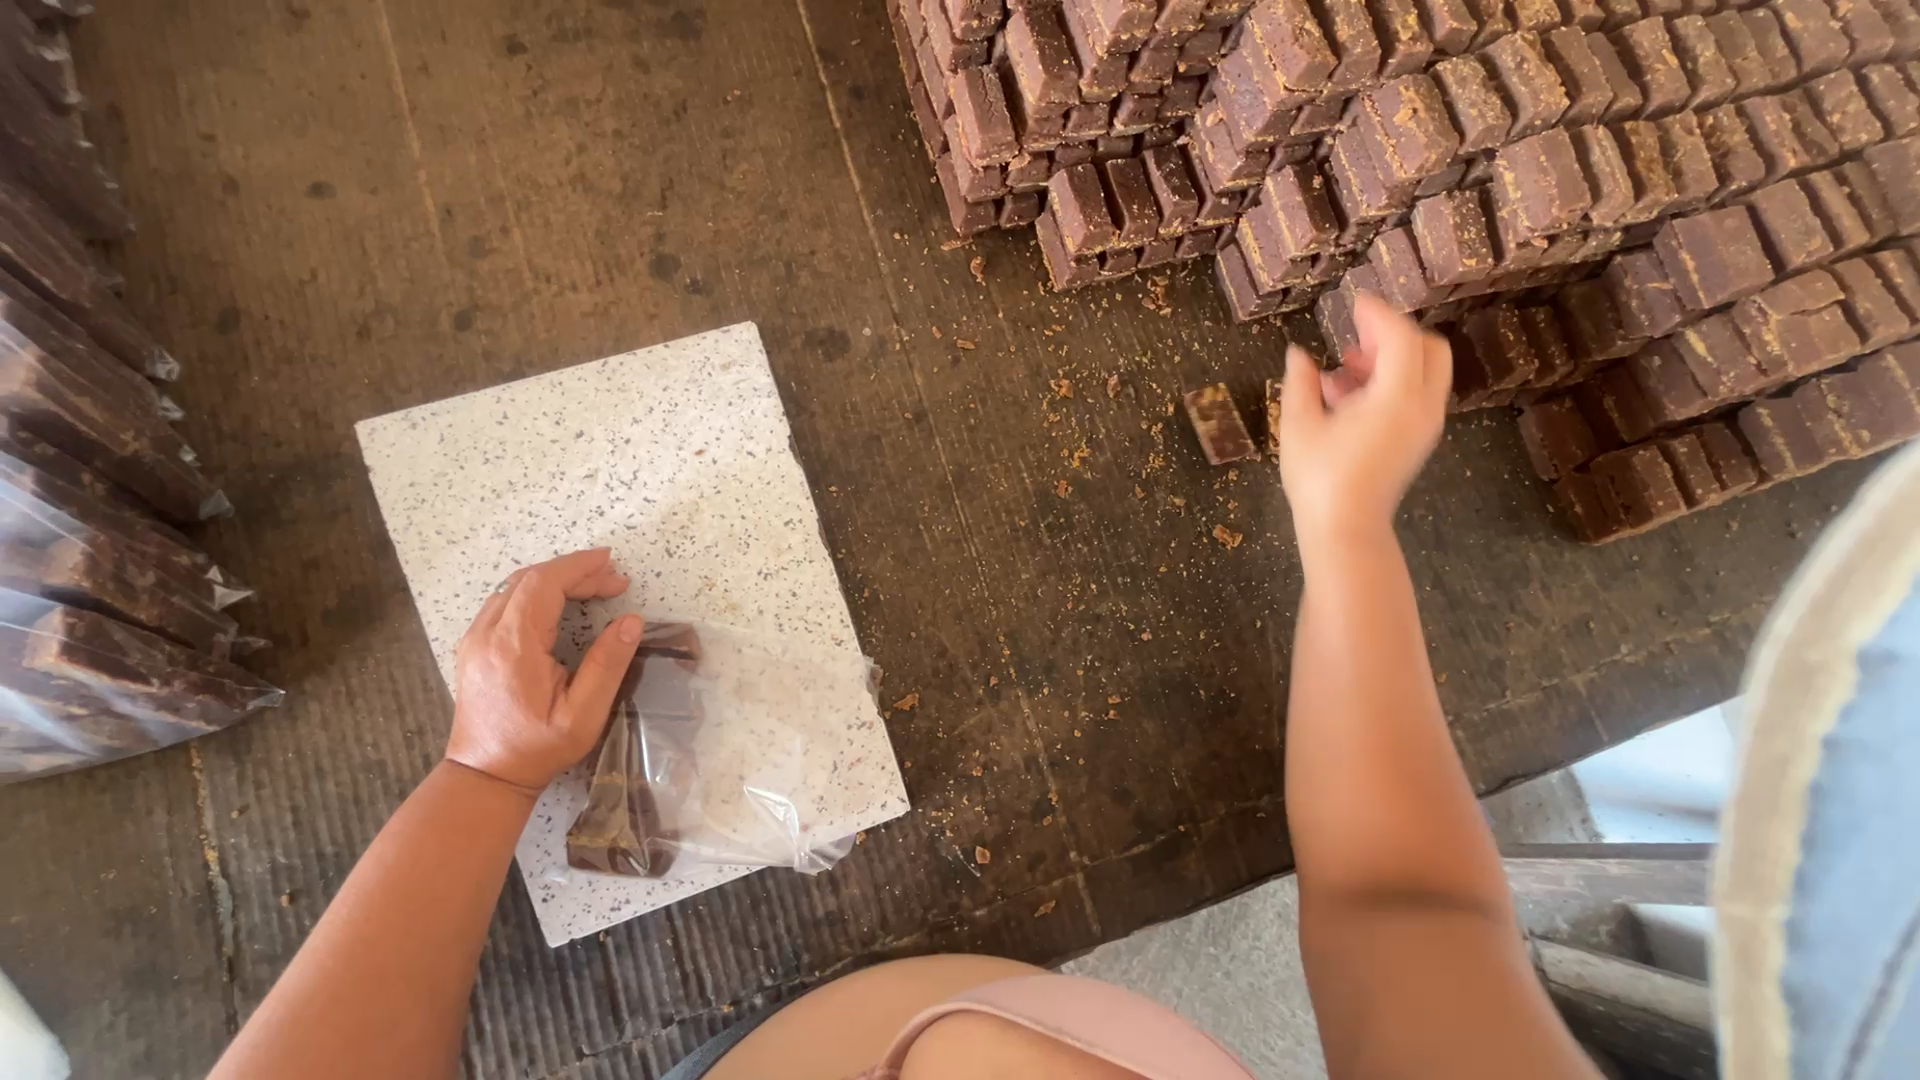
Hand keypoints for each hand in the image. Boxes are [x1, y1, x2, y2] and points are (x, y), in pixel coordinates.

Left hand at [446, 548, 644, 794]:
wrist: (485, 775)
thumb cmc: (538, 747)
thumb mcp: (584, 713)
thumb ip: (608, 664)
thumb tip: (632, 621)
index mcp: (513, 646)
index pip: (544, 583)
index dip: (580, 567)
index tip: (613, 566)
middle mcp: (487, 634)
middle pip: (529, 579)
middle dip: (574, 571)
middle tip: (614, 580)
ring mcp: (475, 639)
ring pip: (515, 587)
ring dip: (556, 579)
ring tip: (594, 587)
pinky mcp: (474, 647)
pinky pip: (505, 602)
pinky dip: (537, 592)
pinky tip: (561, 603)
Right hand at [1279, 293, 1451, 549]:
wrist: (1345, 528)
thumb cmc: (1318, 477)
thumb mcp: (1299, 425)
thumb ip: (1300, 382)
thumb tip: (1297, 353)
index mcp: (1396, 397)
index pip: (1400, 338)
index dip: (1378, 315)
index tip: (1355, 302)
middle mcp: (1421, 406)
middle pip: (1427, 349)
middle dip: (1394, 335)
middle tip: (1355, 336)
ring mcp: (1423, 425)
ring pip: (1423, 373)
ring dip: (1389, 360)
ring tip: (1343, 369)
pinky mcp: (1416, 440)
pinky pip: (1414, 396)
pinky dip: (1390, 383)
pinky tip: (1347, 397)